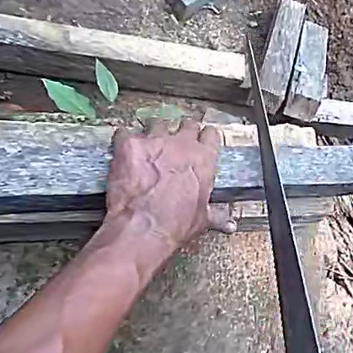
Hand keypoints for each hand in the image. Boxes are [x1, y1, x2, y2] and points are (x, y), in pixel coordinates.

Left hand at [99, 117, 230, 256]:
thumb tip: (227, 222)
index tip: (202, 142)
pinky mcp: (129, 145)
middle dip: (182, 132)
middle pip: (186, 124)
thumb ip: (215, 213)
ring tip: (149, 147)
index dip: (205, 138)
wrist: (142, 228)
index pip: (211, 134)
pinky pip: (125, 133)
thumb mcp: (202, 219)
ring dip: (154, 134)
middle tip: (175, 144)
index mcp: (203, 159)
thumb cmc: (174, 225)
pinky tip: (124, 151)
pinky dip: (124, 140)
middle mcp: (181, 145)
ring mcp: (154, 141)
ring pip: (157, 124)